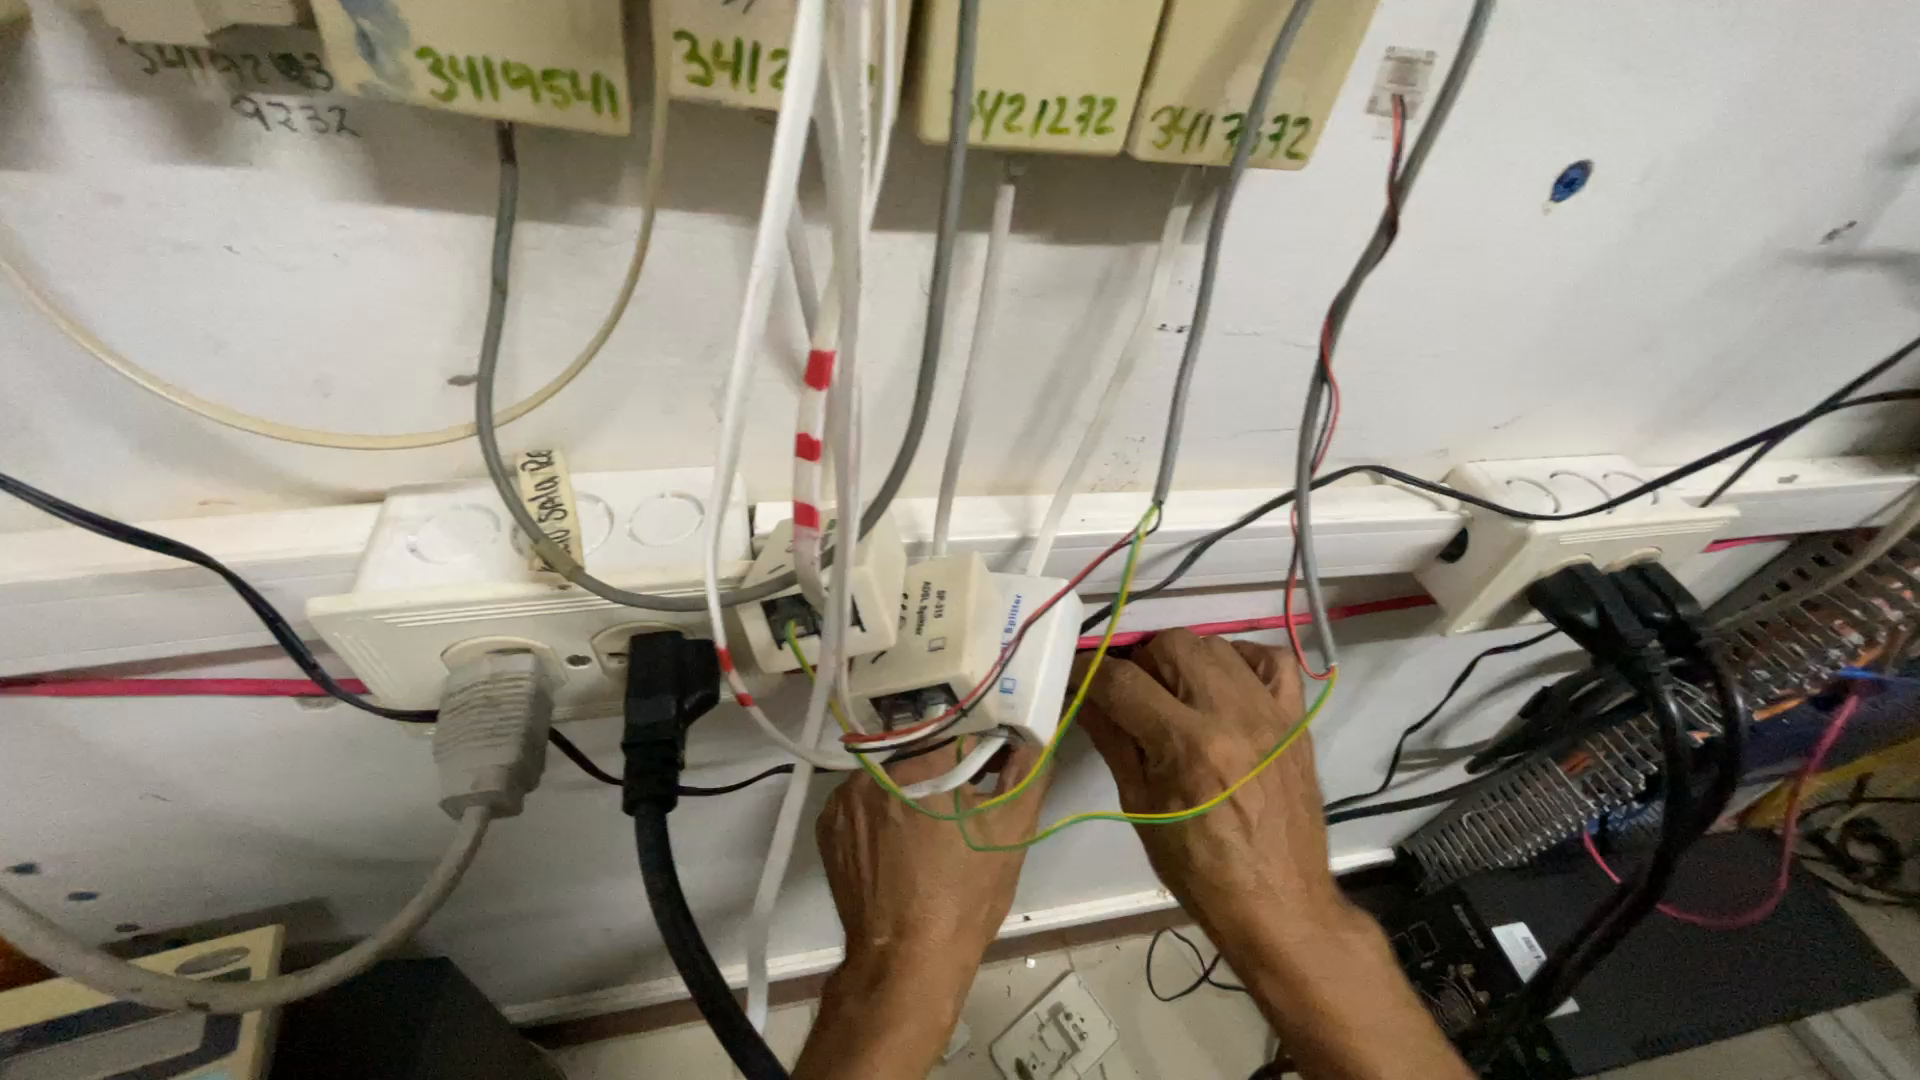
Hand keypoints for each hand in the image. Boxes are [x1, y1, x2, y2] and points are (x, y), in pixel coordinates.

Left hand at [796, 744, 1050, 1078]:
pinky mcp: (829, 825)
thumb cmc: (963, 897)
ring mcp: (843, 801)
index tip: (992, 772)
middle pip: (921, 752)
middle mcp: (872, 774)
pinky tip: (903, 838)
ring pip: (892, 774)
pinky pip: (865, 798)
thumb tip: (1033, 738)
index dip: (982, 750)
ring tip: (934, 826)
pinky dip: (885, 808)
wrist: (906, 961)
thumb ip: (1027, 773)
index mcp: (916, 768)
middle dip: (946, 769)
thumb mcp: (1011, 832)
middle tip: (967, 801)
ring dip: (914, 786)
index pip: (958, 734)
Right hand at [1076, 629, 1351, 951]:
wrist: (1278, 904)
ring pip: (1215, 643)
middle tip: (1133, 693)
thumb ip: (1112, 740)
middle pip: (1171, 644)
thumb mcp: (1140, 806)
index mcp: (1186, 746)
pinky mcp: (1297, 718)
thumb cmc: (1198, 868)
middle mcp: (1230, 715)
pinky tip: (1225, 684)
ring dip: (1184, 659)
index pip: (1122, 681)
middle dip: (1139, 661)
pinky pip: (1271, 658)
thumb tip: (1082, 695)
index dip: (1090, 671)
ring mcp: (1270, 712)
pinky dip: (1241, 660)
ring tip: (1176, 692)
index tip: (1078, 673)